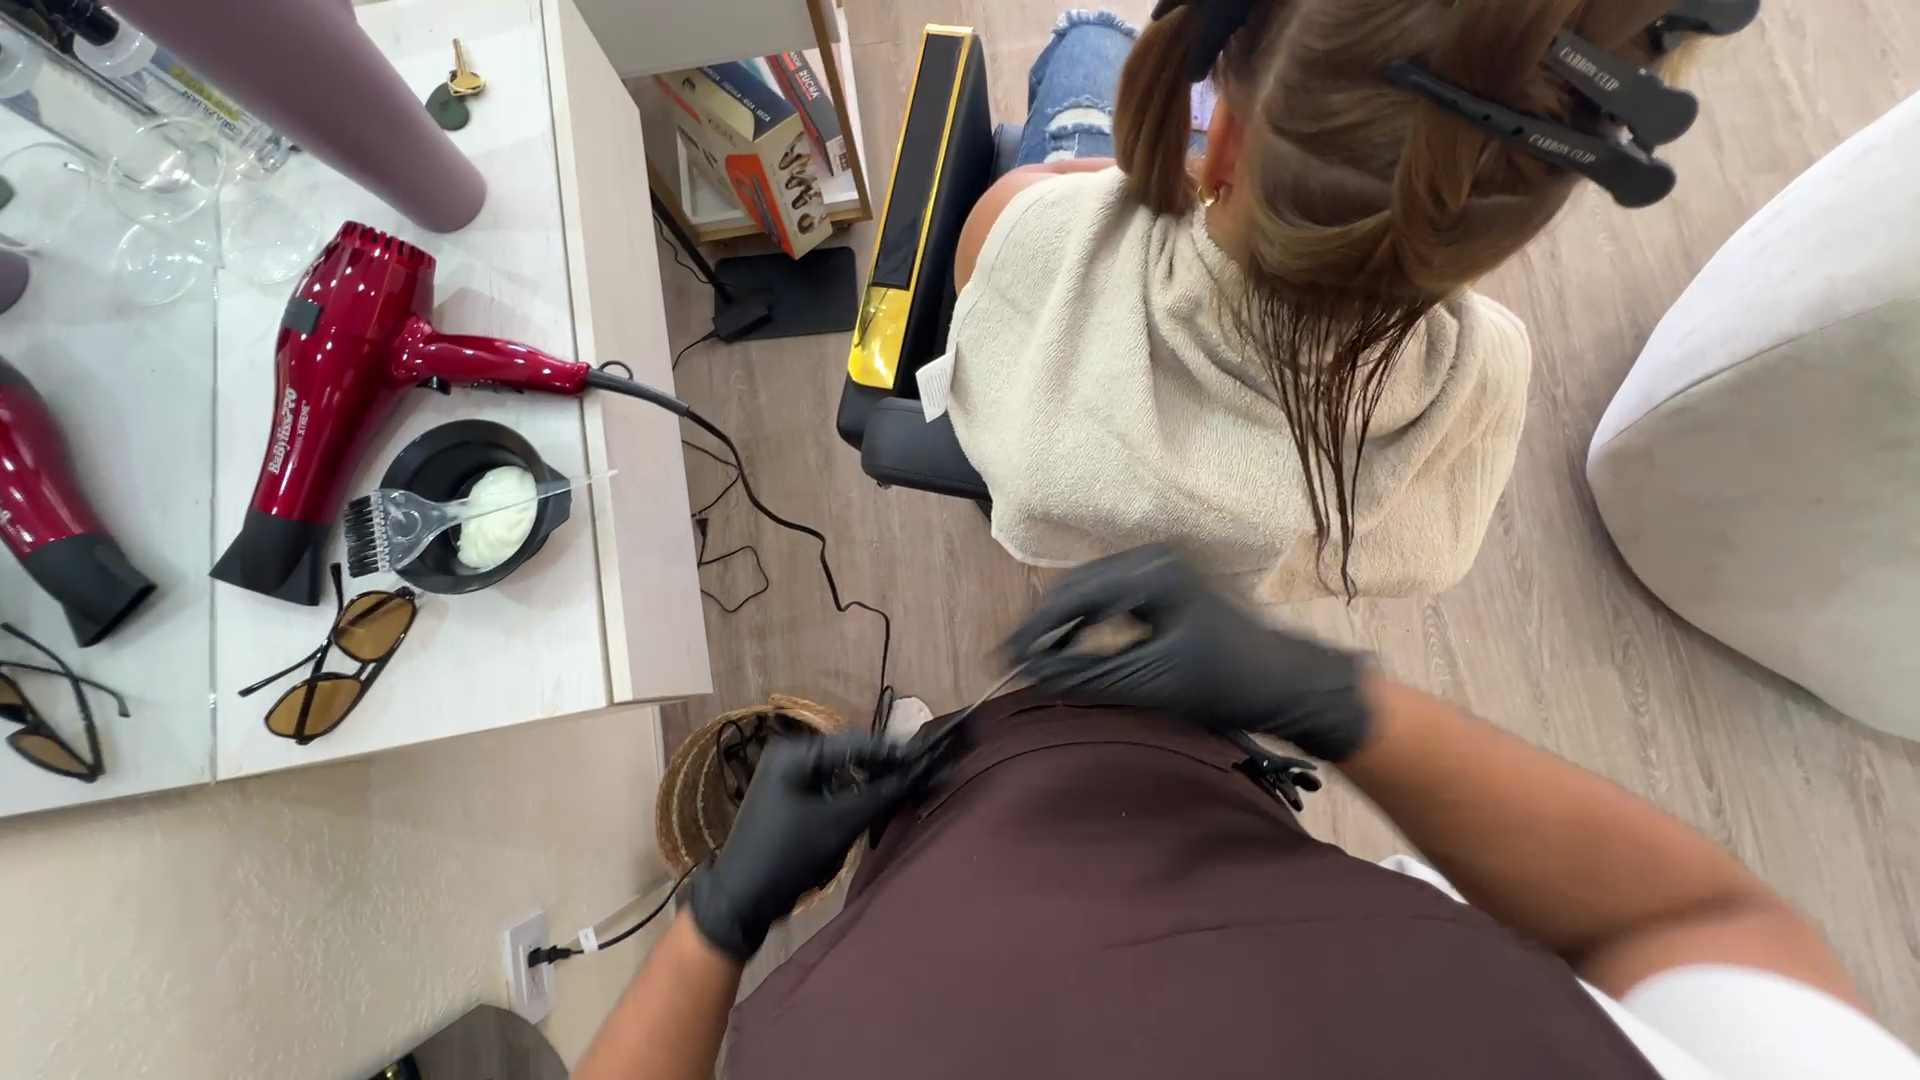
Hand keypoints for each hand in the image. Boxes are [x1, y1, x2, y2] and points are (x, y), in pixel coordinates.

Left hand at [684, 733, 932, 960]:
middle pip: (848, 756)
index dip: (893, 753)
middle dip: (880, 769)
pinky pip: (828, 789)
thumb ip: (882, 794)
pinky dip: (849, 798)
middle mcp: (789, 756)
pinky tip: (870, 808)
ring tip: (899, 793)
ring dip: (867, 785)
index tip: (928, 759)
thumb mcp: (841, 824)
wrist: (740, 902)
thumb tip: (921, 773)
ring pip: (840, 774)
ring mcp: (785, 777)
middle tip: (917, 779)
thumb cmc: (788, 856)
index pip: (856, 743)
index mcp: (795, 752)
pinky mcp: (788, 799)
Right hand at [1006, 545, 1373, 761]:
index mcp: (1149, 572)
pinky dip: (1091, 621)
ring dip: (1067, 623)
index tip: (1004, 659)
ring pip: (1093, 591)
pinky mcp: (1169, 583)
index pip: (1071, 598)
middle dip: (1047, 626)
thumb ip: (1081, 674)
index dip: (1034, 631)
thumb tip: (1026, 670)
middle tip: (1017, 660)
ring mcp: (1163, 568)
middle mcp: (1152, 558)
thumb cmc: (1224, 685)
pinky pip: (1113, 596)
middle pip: (1078, 588)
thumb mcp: (1145, 683)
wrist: (1289, 686)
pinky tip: (1079, 643)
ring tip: (1042, 655)